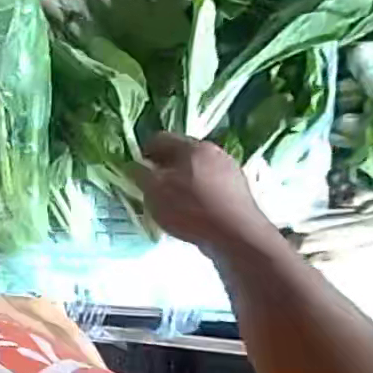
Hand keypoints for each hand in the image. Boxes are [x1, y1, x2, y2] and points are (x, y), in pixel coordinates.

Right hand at [133, 132, 283, 259]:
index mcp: (191, 146)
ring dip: (182, 180)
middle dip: (163, 167)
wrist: (236, 235)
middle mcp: (214, 150)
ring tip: (173, 202)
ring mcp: (230, 168)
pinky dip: (198, 192)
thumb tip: (132, 165)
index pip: (159, 138)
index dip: (143, 153)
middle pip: (180, 153)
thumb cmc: (189, 208)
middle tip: (152, 187)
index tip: (136, 172)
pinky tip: (194, 210)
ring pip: (196, 168)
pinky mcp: (239, 188)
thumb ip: (138, 174)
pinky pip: (211, 183)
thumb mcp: (153, 191)